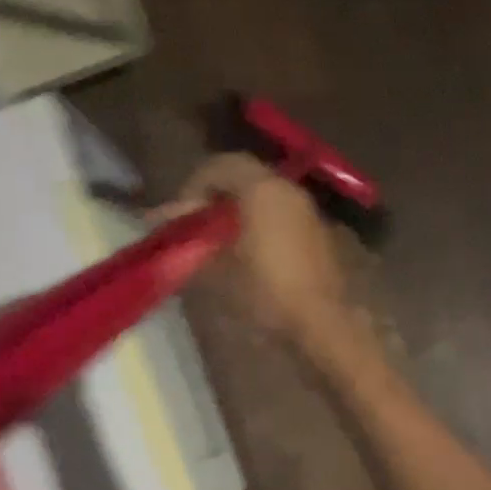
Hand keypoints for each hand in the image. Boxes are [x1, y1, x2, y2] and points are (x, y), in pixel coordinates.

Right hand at [169, 153, 352, 348]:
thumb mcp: (221, 271)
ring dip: (240, 210)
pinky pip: (282, 215)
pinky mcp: (319, 234)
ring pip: (265, 196)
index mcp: (262, 188)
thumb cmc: (268, 293)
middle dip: (217, 197)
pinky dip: (261, 223)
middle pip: (245, 177)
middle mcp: (288, 189)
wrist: (322, 324)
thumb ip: (194, 243)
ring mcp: (308, 210)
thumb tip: (168, 230)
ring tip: (220, 241)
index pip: (220, 165)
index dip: (194, 186)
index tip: (181, 215)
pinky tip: (249, 252)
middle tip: (198, 225)